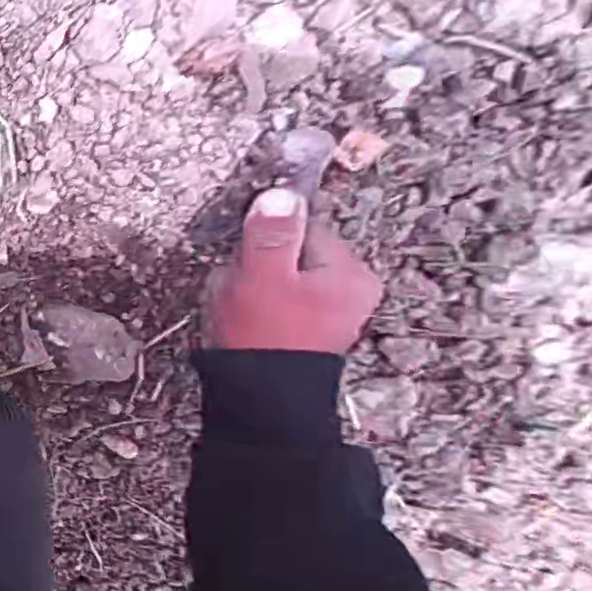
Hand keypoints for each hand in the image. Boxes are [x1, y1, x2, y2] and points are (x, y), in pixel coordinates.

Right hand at [204, 188, 382, 352]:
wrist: (259, 395)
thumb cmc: (264, 336)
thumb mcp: (262, 276)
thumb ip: (272, 234)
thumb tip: (280, 195)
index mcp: (351, 273)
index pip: (303, 227)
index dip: (266, 236)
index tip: (246, 254)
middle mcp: (351, 289)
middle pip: (291, 251)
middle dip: (257, 263)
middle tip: (243, 285)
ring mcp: (330, 309)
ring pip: (279, 274)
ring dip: (252, 283)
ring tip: (240, 304)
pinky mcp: (308, 325)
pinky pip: (277, 296)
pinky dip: (256, 301)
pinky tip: (244, 316)